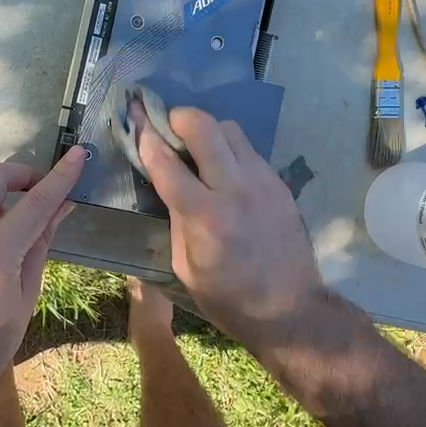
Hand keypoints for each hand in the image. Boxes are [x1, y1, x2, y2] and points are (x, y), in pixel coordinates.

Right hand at [134, 105, 322, 348]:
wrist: (290, 309)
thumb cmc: (228, 298)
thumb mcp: (185, 266)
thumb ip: (175, 219)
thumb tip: (166, 184)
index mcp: (204, 216)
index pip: (166, 162)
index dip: (146, 137)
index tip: (135, 120)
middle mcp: (234, 189)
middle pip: (203, 127)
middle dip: (178, 117)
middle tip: (166, 124)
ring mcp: (262, 181)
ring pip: (230, 129)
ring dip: (207, 129)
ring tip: (195, 144)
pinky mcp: (279, 183)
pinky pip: (248, 149)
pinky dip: (229, 149)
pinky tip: (222, 167)